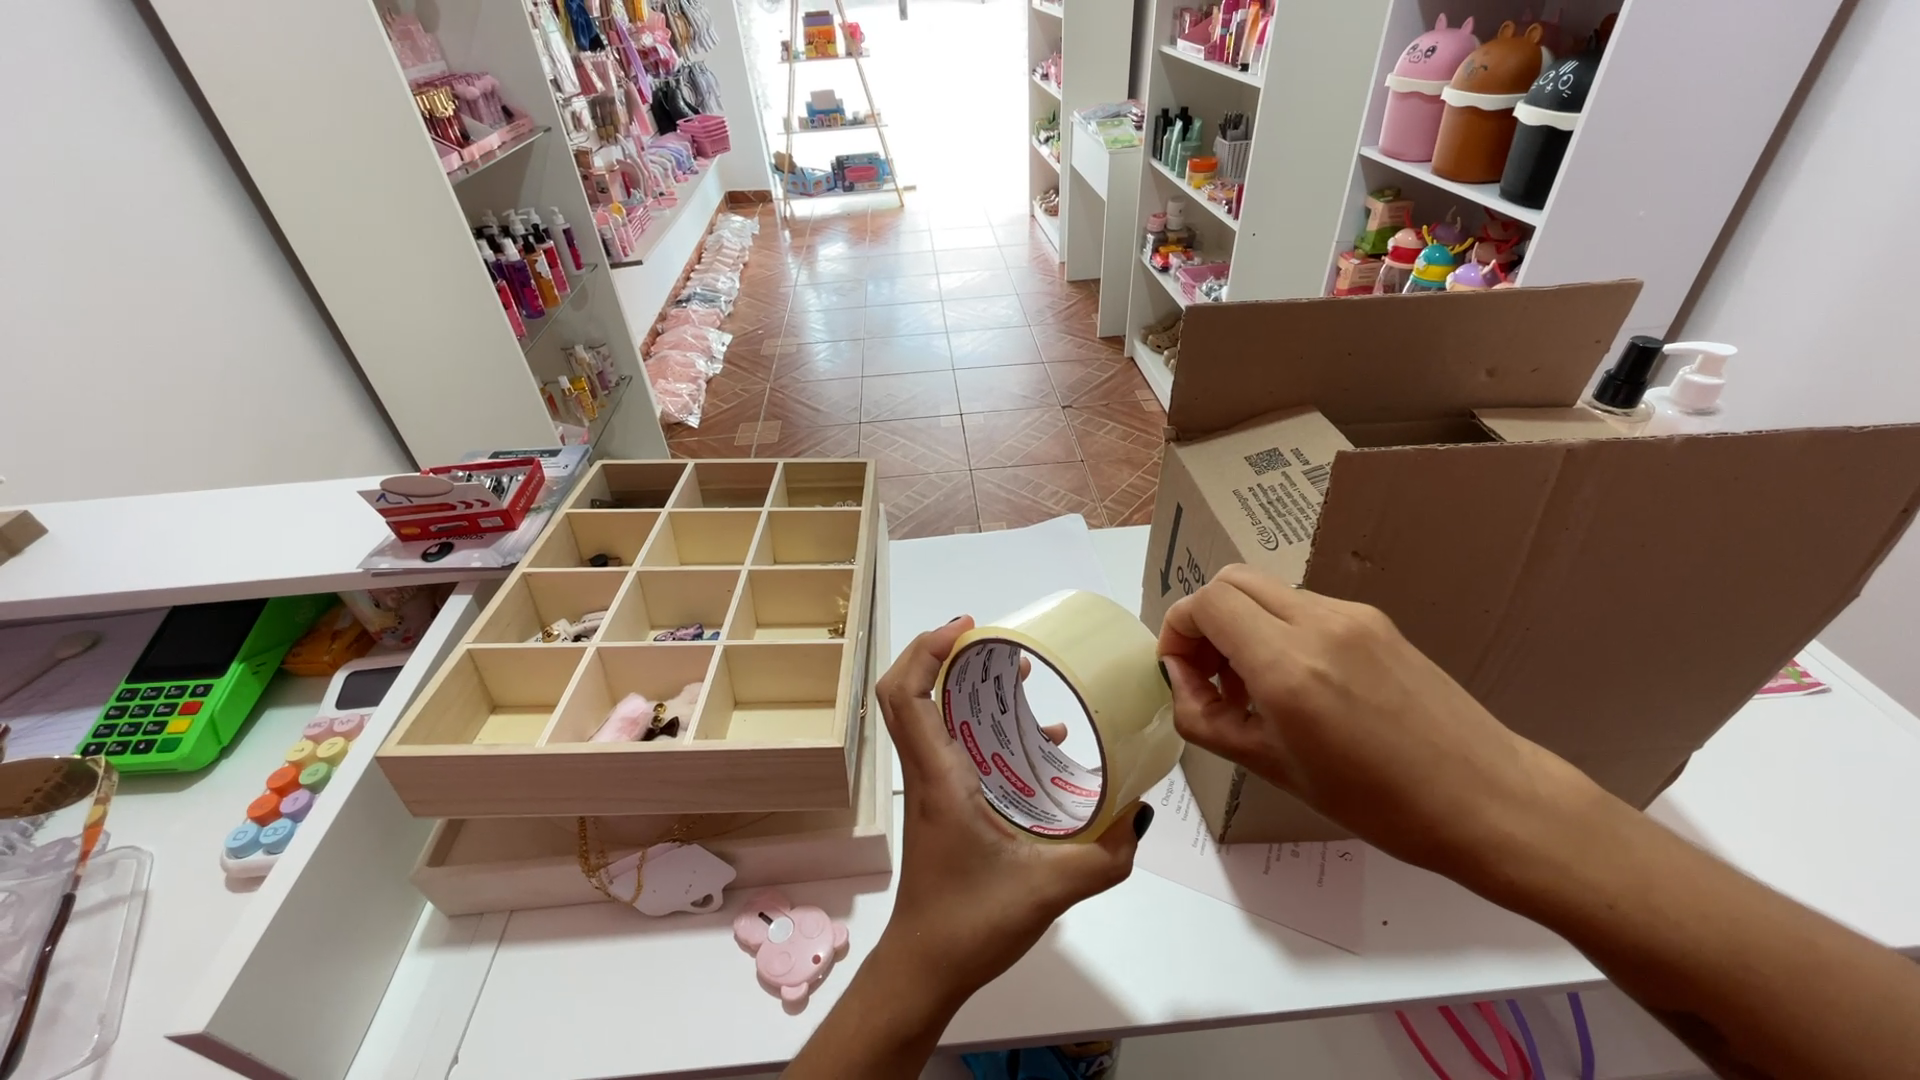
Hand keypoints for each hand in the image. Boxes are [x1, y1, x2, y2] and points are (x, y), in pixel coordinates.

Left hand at [874, 617, 1152, 1006]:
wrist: (925, 967)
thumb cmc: (971, 923)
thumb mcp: (1050, 888)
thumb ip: (1107, 854)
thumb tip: (1141, 812)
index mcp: (940, 777)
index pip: (907, 694)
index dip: (927, 649)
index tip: (968, 629)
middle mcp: (928, 772)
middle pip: (910, 693)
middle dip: (947, 656)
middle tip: (997, 645)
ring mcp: (931, 788)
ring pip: (933, 717)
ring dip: (968, 688)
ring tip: (1021, 677)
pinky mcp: (942, 804)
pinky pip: (955, 746)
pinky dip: (986, 728)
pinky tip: (1043, 741)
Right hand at [1157, 564, 1593, 872]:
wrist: (1488, 800)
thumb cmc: (1375, 802)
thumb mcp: (1270, 767)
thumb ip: (1205, 716)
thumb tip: (1180, 678)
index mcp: (1288, 665)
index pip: (1206, 602)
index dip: (1178, 630)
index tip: (1182, 674)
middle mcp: (1318, 623)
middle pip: (1231, 581)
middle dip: (1204, 620)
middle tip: (1210, 675)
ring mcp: (1352, 615)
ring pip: (1267, 592)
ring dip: (1242, 625)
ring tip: (1253, 688)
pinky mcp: (1377, 621)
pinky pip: (1304, 607)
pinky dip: (1278, 631)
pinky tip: (1297, 684)